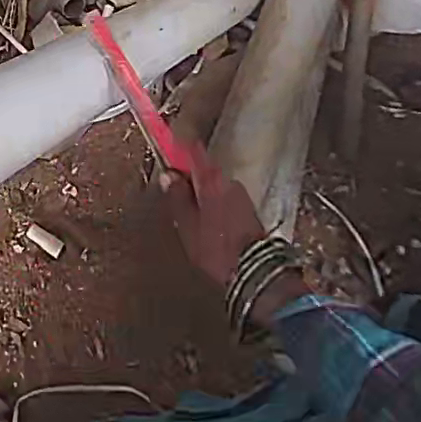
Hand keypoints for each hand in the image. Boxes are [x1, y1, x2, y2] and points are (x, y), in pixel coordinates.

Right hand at [160, 142, 260, 286]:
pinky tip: (207, 225)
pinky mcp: (248, 209)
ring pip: (213, 186)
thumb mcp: (187, 225)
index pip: (193, 151)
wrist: (255, 273)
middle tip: (174, 200)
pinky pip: (223, 198)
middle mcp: (229, 181)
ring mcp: (241, 194)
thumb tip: (168, 175)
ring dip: (201, 195)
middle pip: (203, 170)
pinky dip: (213, 205)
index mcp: (212, 180)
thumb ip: (177, 197)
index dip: (177, 148)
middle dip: (188, 179)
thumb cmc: (216, 249)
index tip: (165, 150)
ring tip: (191, 220)